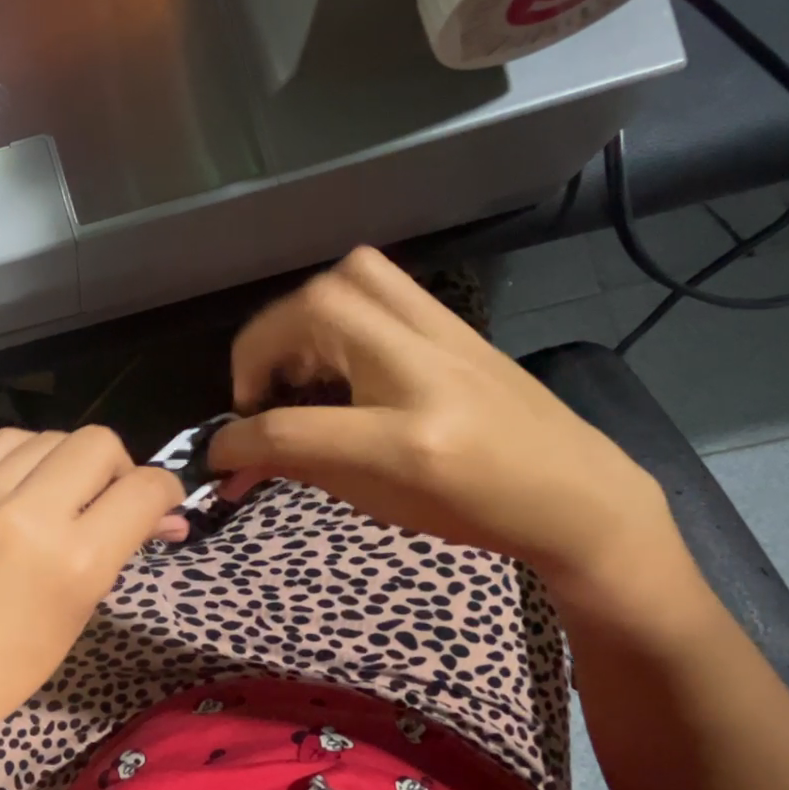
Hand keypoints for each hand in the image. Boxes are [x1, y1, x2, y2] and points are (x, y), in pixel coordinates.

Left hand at [0, 426, 184, 782]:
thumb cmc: (10, 667)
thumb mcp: (78, 610)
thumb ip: (118, 550)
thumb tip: (161, 513)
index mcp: (74, 560)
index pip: (144, 489)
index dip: (166, 492)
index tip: (160, 506)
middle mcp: (29, 515)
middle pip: (99, 444)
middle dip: (119, 469)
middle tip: (107, 503)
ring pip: (49, 437)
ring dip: (70, 461)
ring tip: (61, 496)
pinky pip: (0, 445)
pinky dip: (24, 457)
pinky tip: (21, 486)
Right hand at [208, 247, 674, 583]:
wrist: (573, 492)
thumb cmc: (471, 512)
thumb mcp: (376, 502)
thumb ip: (299, 468)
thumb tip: (237, 458)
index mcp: (403, 439)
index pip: (287, 428)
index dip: (234, 442)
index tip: (215, 453)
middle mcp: (421, 370)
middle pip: (313, 314)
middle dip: (259, 349)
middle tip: (255, 393)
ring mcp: (444, 336)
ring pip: (347, 277)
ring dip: (297, 315)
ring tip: (295, 362)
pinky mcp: (452, 321)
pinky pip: (380, 282)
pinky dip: (335, 306)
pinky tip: (335, 352)